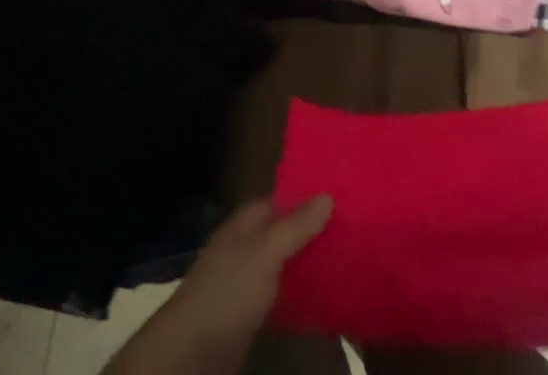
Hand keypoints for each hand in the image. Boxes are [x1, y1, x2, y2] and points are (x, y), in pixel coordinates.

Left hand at [103, 196, 332, 374]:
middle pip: (284, 232)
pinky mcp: (251, 312)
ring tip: (352, 260)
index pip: (280, 200)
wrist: (192, 352)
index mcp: (244, 226)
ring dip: (311, 263)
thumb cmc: (227, 293)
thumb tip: (327, 194)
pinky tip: (328, 297)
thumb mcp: (264, 253)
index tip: (343, 198)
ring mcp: (247, 281)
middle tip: (355, 231)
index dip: (308, 198)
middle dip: (314, 232)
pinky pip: (282, 294)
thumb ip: (294, 226)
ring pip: (285, 264)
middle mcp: (245, 248)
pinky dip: (302, 293)